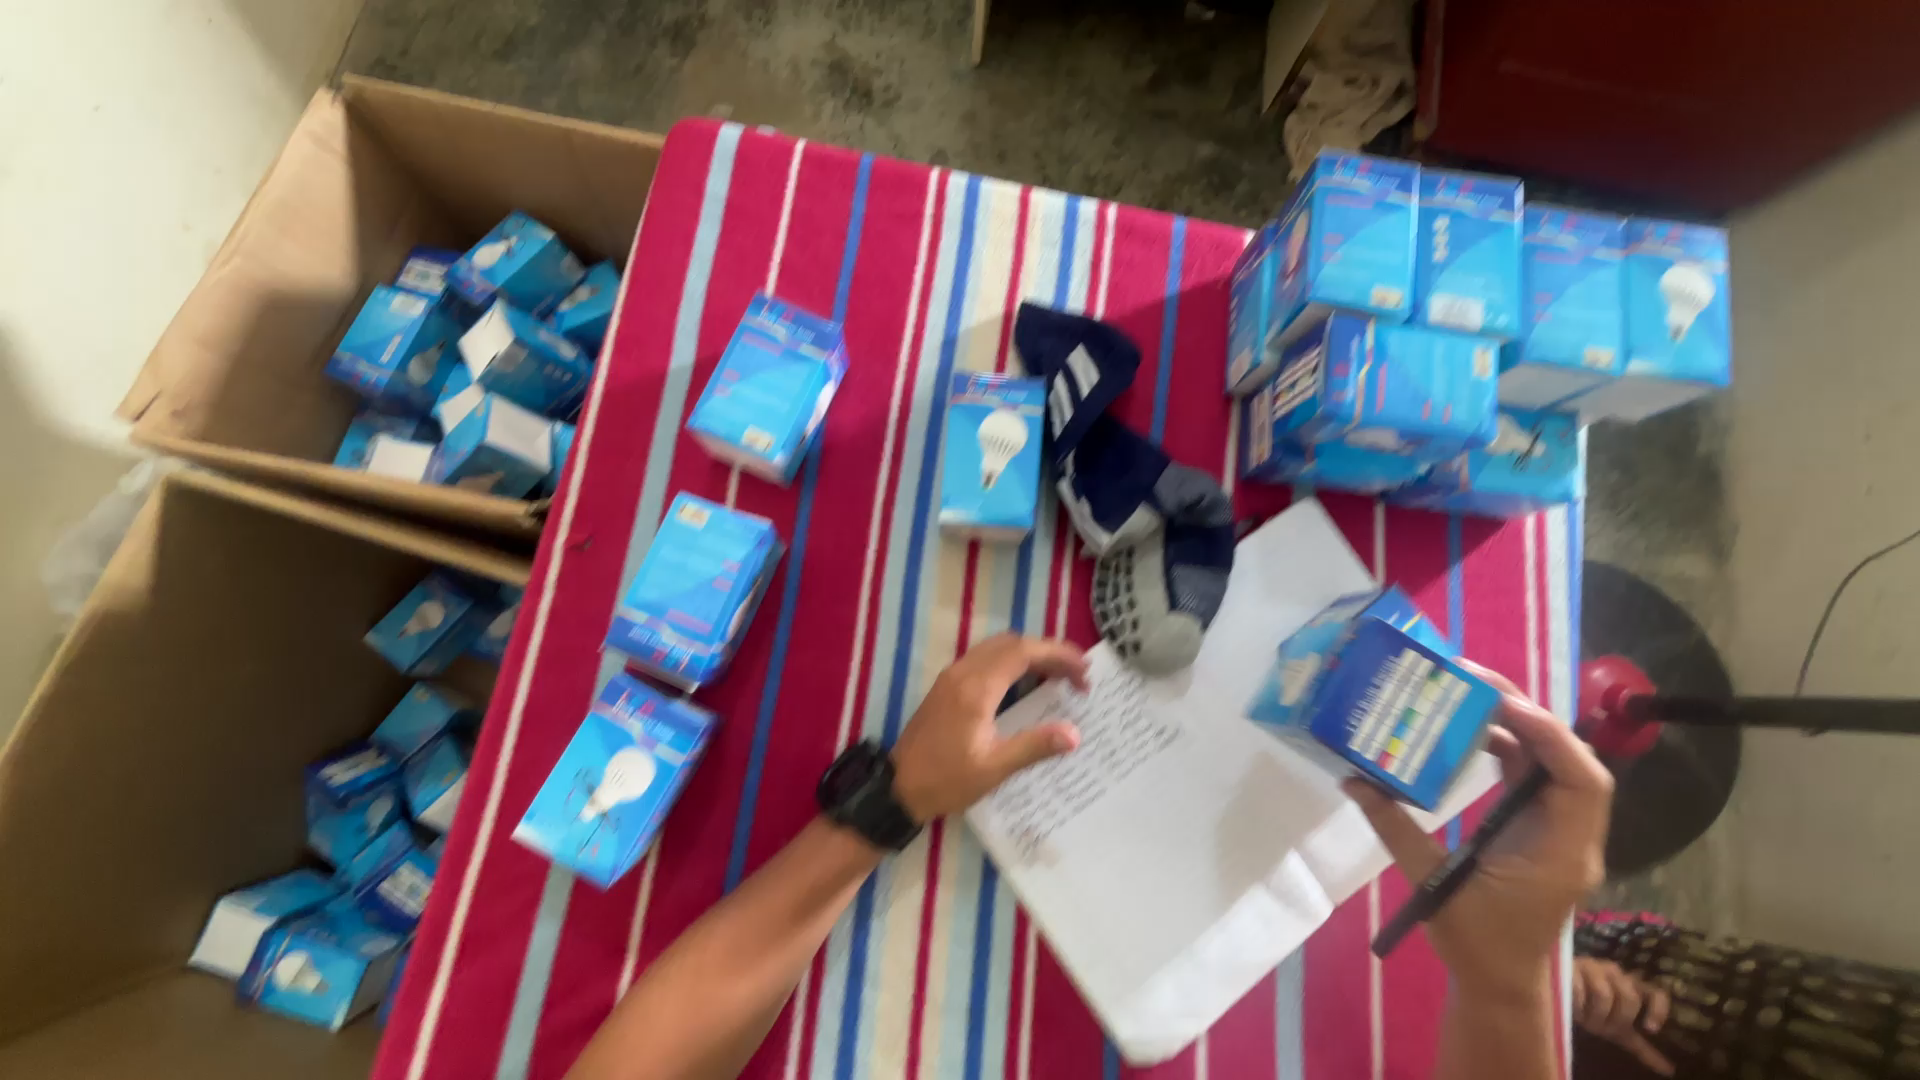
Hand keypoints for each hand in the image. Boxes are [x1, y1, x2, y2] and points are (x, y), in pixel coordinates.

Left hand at [891, 634, 1087, 821]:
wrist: (897, 788)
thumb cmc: (946, 780)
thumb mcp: (994, 768)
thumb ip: (1034, 746)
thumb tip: (1074, 734)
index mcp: (977, 688)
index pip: (1024, 652)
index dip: (1059, 655)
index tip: (1085, 672)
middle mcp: (964, 672)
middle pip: (1012, 643)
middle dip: (1048, 652)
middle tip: (1077, 675)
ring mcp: (952, 676)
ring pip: (997, 647)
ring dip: (1029, 654)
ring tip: (1057, 677)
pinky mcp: (947, 685)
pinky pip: (985, 658)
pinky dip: (1011, 661)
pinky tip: (1025, 684)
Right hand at [1342, 660, 1612, 1002]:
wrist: (1500, 982)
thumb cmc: (1475, 940)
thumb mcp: (1431, 884)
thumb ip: (1394, 827)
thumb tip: (1353, 778)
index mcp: (1558, 851)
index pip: (1581, 782)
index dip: (1549, 736)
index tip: (1501, 705)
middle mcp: (1568, 834)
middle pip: (1569, 761)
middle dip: (1528, 714)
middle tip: (1473, 679)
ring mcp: (1555, 830)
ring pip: (1552, 764)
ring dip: (1517, 725)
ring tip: (1470, 694)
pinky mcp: (1536, 829)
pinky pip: (1532, 777)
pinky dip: (1509, 747)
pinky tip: (1473, 732)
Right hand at [1573, 957, 1673, 1075]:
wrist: (1556, 994)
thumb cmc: (1591, 1009)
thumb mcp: (1617, 1029)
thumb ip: (1641, 1046)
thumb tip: (1669, 1070)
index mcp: (1630, 984)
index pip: (1655, 992)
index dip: (1657, 1011)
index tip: (1649, 1030)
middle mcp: (1613, 970)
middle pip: (1628, 997)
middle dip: (1617, 1019)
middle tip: (1604, 1029)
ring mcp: (1589, 965)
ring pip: (1603, 993)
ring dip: (1595, 1014)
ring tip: (1585, 1021)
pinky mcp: (1568, 964)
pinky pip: (1579, 989)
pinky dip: (1578, 1005)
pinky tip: (1572, 1010)